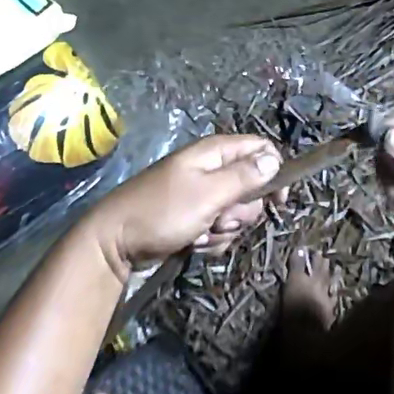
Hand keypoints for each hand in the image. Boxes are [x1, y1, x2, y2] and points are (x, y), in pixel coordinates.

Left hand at [82, 135, 279, 276]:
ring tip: (200, 233)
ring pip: (237, 212)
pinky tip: (193, 243)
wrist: (115, 244)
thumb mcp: (208, 194)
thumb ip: (244, 177)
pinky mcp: (195, 218)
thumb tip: (274, 161)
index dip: (274, 171)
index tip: (278, 201)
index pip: (260, 150)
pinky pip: (220, 229)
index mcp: (214, 153)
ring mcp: (202, 195)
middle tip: (220, 218)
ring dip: (224, 229)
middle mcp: (211, 170)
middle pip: (251, 186)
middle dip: (241, 210)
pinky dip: (211, 239)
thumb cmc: (162, 212)